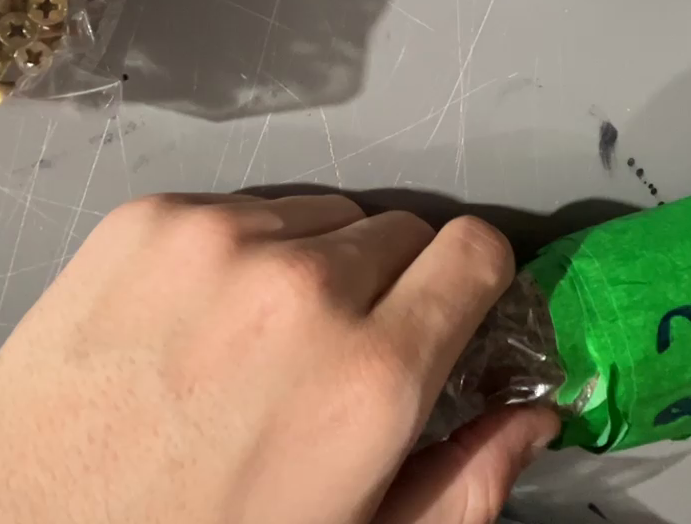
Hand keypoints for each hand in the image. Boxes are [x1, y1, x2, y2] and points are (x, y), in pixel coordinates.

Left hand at [0, 193, 553, 523]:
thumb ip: (464, 485)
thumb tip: (534, 412)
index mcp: (368, 377)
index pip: (476, 250)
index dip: (476, 277)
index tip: (455, 303)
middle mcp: (304, 286)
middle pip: (403, 227)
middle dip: (392, 279)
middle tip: (341, 343)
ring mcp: (222, 236)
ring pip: (326, 211)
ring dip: (319, 258)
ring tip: (260, 331)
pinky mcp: (157, 213)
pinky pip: (247, 205)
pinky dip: (247, 246)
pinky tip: (201, 311)